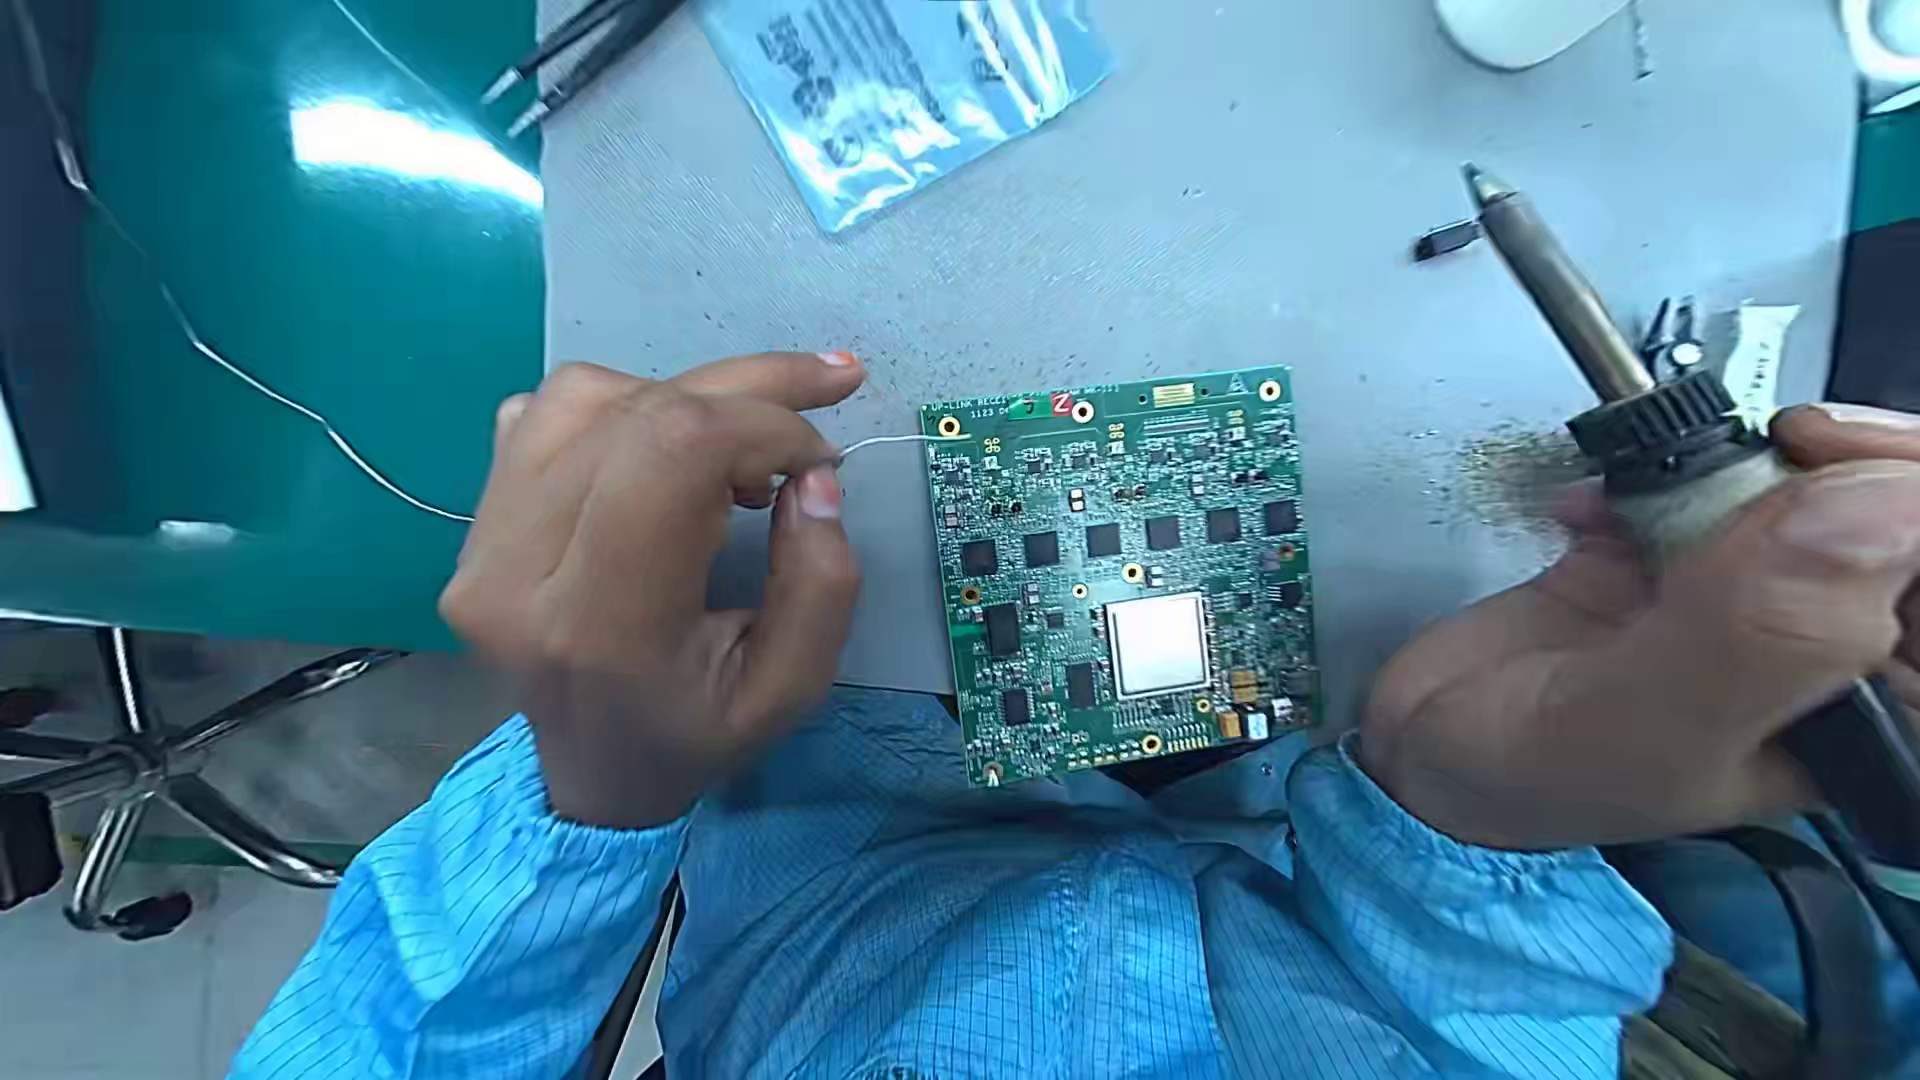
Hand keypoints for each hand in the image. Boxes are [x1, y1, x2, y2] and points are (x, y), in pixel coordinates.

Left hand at [440, 353, 866, 827]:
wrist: (598, 775)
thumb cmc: (701, 735)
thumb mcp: (795, 685)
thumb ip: (824, 582)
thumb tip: (812, 477)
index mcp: (603, 622)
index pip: (675, 453)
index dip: (767, 426)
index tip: (821, 460)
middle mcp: (517, 566)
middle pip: (640, 409)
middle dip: (754, 391)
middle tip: (824, 394)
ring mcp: (480, 537)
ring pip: (591, 392)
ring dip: (694, 399)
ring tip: (746, 446)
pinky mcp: (478, 521)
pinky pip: (550, 411)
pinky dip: (635, 404)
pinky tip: (677, 449)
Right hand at [1359, 403, 1919, 850]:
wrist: (1419, 744)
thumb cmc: (1528, 767)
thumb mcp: (1639, 721)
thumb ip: (1753, 634)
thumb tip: (1874, 504)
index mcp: (1888, 714)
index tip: (1834, 460)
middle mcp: (1823, 648)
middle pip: (1890, 525)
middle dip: (1820, 474)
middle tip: (1740, 457)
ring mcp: (1724, 599)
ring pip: (1784, 497)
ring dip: (1715, 470)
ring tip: (1631, 492)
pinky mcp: (1640, 568)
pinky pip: (1676, 498)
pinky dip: (1630, 482)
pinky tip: (1580, 506)